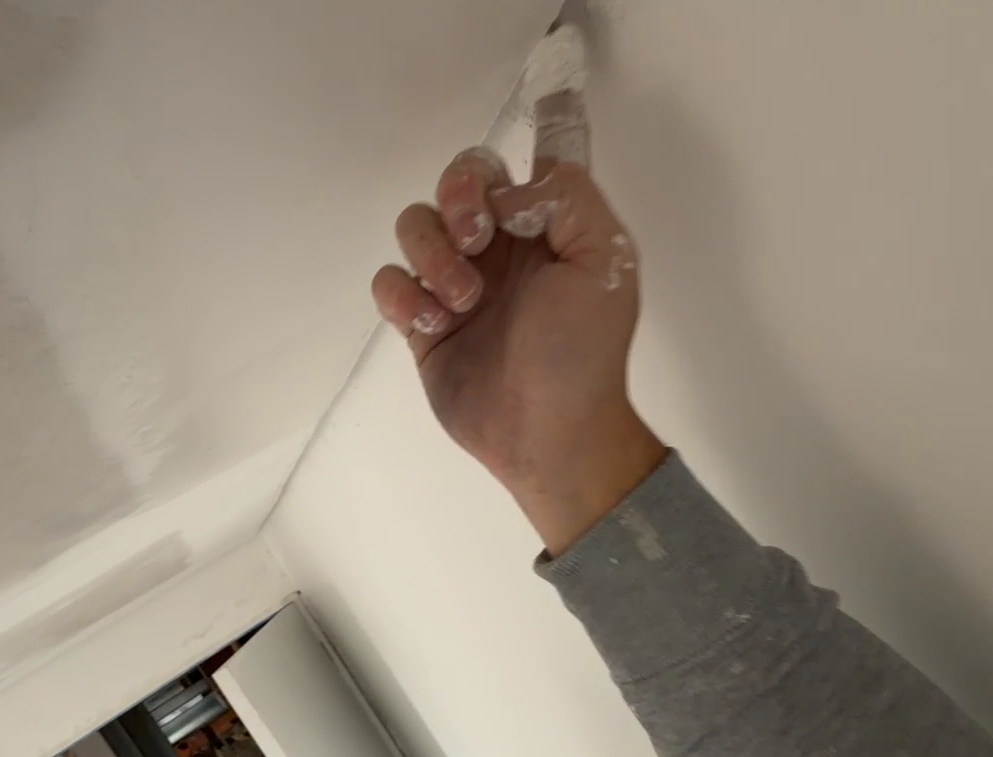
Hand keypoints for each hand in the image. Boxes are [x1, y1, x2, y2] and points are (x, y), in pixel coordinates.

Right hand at [371, 142, 664, 553]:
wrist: (546, 433)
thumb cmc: (582, 354)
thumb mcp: (603, 262)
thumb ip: (566, 197)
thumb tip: (503, 194)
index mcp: (547, 226)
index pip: (541, 156)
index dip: (544, 119)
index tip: (547, 87)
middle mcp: (500, 247)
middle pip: (459, 179)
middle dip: (458, 194)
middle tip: (476, 237)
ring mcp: (458, 285)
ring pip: (415, 225)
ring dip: (432, 253)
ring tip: (461, 300)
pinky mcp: (423, 325)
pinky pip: (390, 282)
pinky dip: (402, 295)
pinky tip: (432, 323)